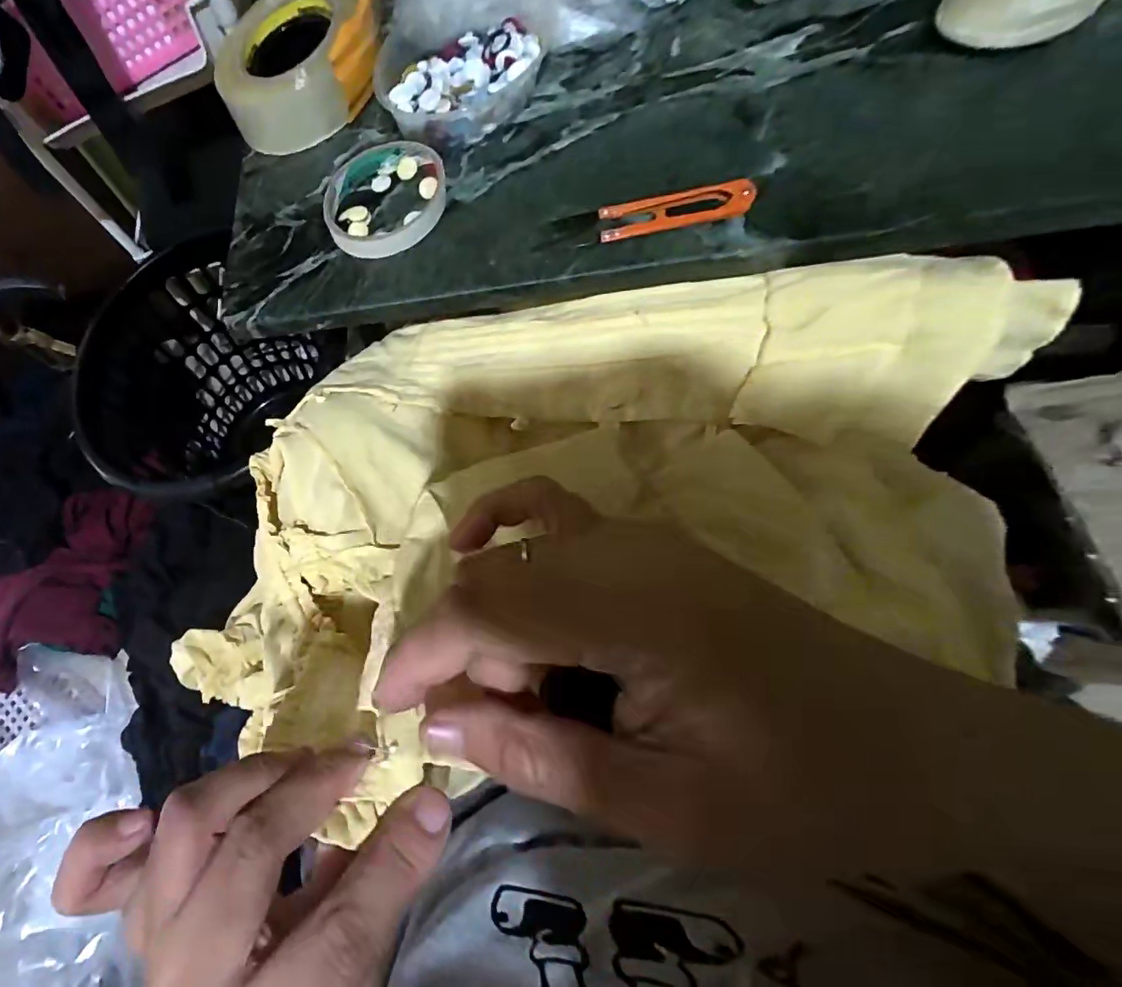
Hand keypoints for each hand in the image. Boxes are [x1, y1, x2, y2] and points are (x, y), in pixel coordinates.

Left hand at [53, 750, 451, 986]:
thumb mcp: (341, 975)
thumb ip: (374, 895)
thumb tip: (421, 807)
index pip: (339, 931)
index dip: (387, 854)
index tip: (420, 792)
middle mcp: (197, 974)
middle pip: (248, 851)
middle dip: (303, 791)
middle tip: (341, 761)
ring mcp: (150, 942)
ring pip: (184, 826)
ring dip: (238, 782)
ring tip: (286, 766)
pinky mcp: (125, 922)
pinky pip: (90, 881)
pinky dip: (104, 843)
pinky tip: (139, 820)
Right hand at [370, 476, 1030, 880]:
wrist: (928, 751)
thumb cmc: (806, 792)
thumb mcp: (671, 809)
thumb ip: (541, 761)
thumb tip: (435, 724)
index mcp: (636, 615)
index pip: (485, 613)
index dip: (423, 655)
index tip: (388, 706)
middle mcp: (623, 554)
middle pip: (488, 586)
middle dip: (462, 657)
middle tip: (492, 725)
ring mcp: (632, 536)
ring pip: (506, 558)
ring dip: (483, 618)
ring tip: (520, 683)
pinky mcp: (641, 540)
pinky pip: (545, 507)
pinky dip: (499, 522)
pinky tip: (473, 543)